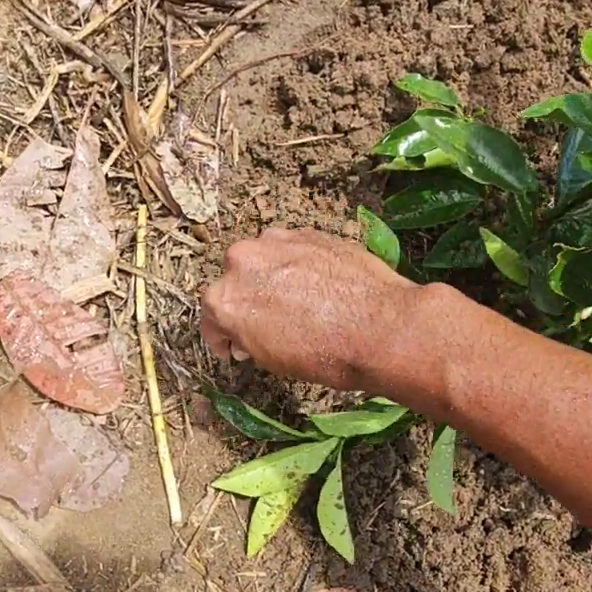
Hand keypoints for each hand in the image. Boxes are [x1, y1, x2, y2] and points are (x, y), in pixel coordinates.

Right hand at [199, 228, 442, 391]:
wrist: (379, 328)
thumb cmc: (322, 355)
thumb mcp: (270, 360)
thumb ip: (246, 336)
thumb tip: (246, 331)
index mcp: (223, 299)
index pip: (211, 319)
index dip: (223, 338)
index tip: (234, 347)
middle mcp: (240, 262)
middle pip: (234, 283)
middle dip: (246, 303)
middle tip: (266, 324)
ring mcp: (274, 241)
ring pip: (262, 262)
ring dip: (269, 279)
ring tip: (295, 303)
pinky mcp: (307, 231)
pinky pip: (290, 251)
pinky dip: (295, 267)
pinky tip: (316, 288)